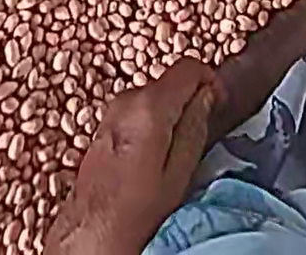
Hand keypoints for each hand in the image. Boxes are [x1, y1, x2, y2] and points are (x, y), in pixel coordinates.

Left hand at [46, 59, 218, 254]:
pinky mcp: (105, 122)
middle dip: (189, 101)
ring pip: (156, 97)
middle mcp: (128, 98)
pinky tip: (154, 157)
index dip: (209, 80)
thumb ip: (195, 128)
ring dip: (171, 114)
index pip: (188, 67)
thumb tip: (207, 95)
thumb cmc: (135, 214)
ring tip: (176, 154)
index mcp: (149, 106)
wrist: (88, 238)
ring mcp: (113, 109)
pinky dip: (153, 123)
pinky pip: (139, 111)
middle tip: (200, 136)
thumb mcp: (178, 176)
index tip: (218, 102)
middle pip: (171, 82)